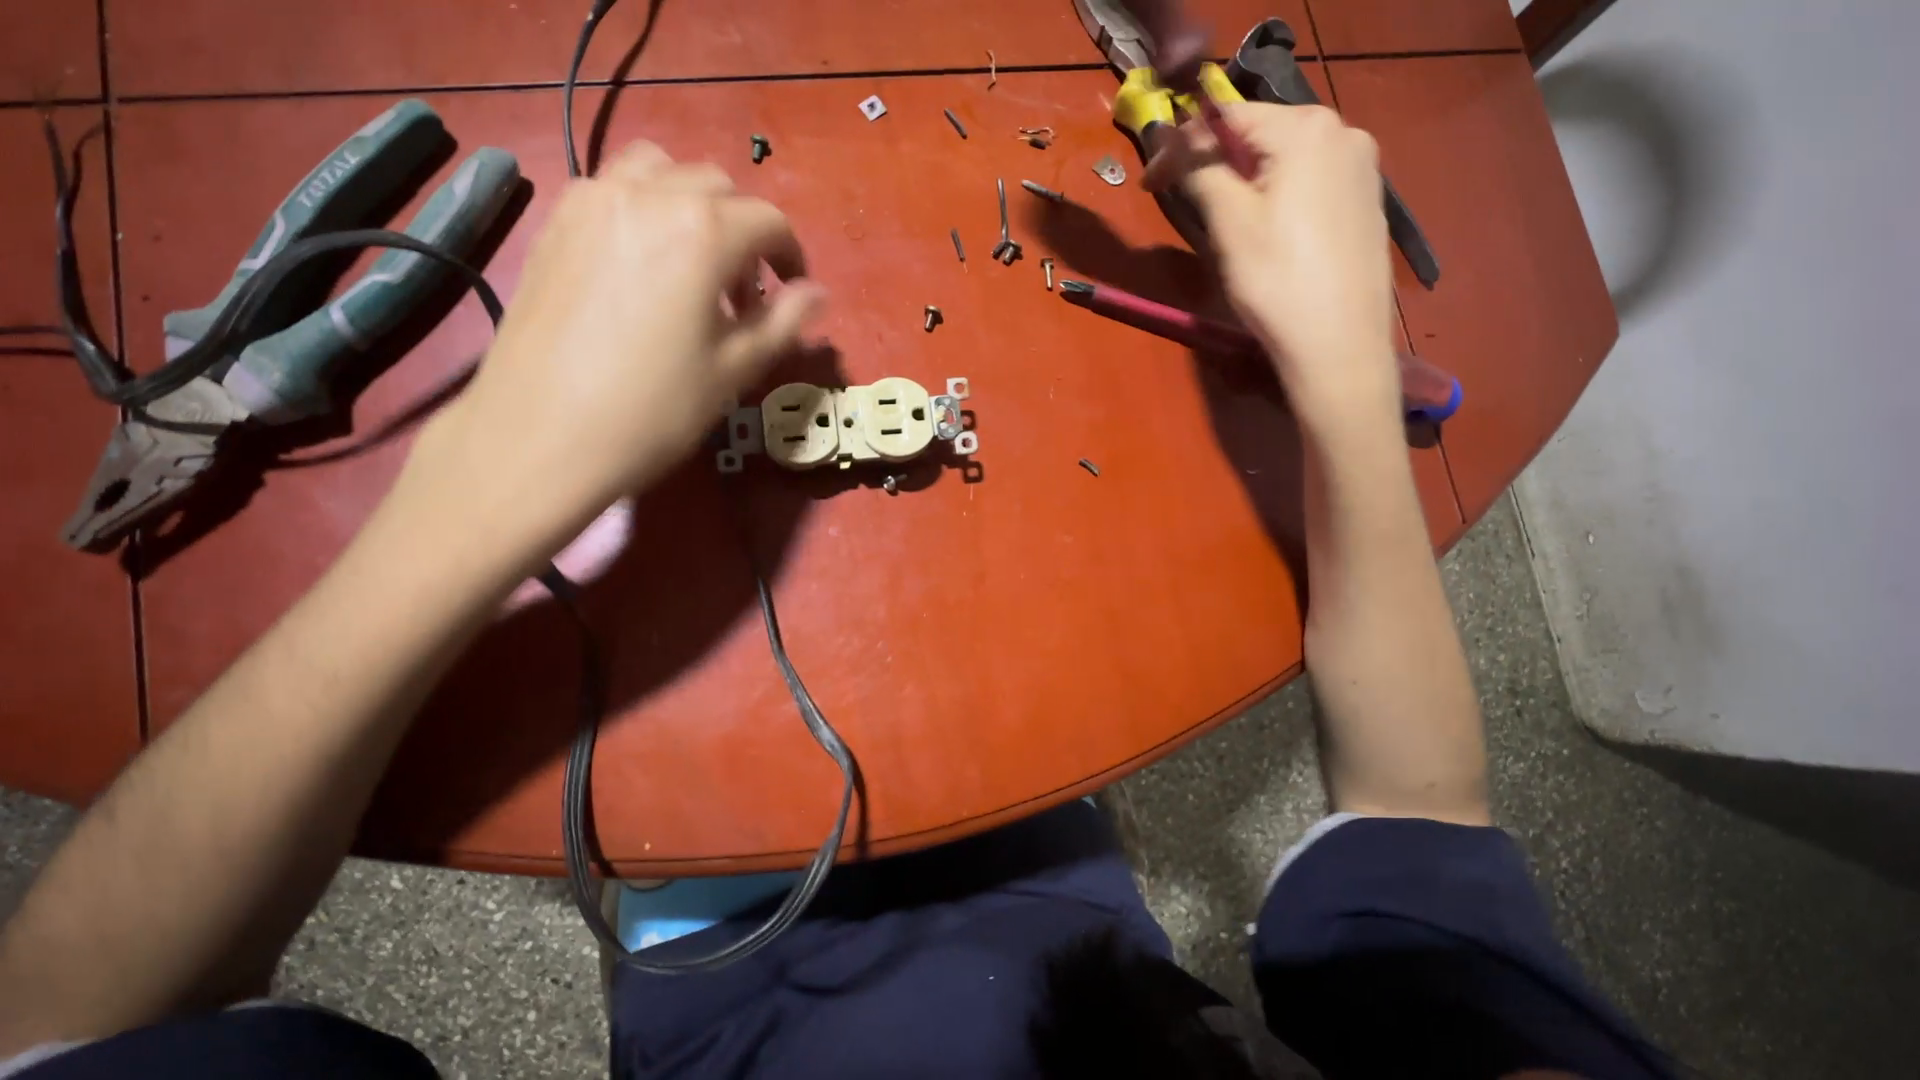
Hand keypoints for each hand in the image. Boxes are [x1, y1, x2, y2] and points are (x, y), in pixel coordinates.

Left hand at [418, 141, 826, 536]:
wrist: (538, 436)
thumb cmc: (651, 412)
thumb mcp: (732, 372)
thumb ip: (782, 322)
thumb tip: (816, 293)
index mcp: (703, 232)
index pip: (768, 221)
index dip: (790, 256)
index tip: (792, 291)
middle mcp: (649, 196)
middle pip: (716, 186)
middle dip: (741, 230)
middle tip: (740, 292)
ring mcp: (594, 201)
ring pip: (660, 170)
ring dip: (689, 204)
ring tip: (689, 261)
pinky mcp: (556, 222)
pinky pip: (612, 188)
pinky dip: (641, 207)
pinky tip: (639, 264)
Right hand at [1145, 103, 1399, 423]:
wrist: (1339, 347)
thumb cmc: (1277, 281)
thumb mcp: (1229, 222)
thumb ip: (1199, 168)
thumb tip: (1170, 135)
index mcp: (1307, 128)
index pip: (1227, 116)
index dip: (1180, 146)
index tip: (1149, 183)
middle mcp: (1344, 132)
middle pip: (1260, 134)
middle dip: (1216, 161)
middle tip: (1182, 201)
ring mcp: (1363, 167)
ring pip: (1286, 159)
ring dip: (1246, 180)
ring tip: (1221, 221)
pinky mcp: (1368, 202)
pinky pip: (1311, 183)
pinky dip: (1278, 196)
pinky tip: (1267, 233)